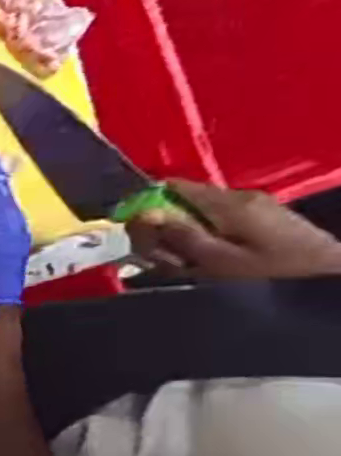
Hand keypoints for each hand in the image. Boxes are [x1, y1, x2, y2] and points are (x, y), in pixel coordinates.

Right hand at [125, 180, 340, 279]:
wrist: (328, 269)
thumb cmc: (269, 268)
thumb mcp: (216, 259)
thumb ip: (178, 236)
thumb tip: (141, 214)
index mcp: (228, 204)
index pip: (174, 186)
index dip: (145, 201)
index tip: (133, 226)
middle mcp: (238, 196)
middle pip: (181, 200)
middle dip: (160, 224)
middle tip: (159, 255)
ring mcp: (251, 202)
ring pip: (194, 209)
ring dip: (178, 231)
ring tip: (182, 260)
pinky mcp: (258, 211)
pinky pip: (212, 216)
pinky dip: (198, 232)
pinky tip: (202, 253)